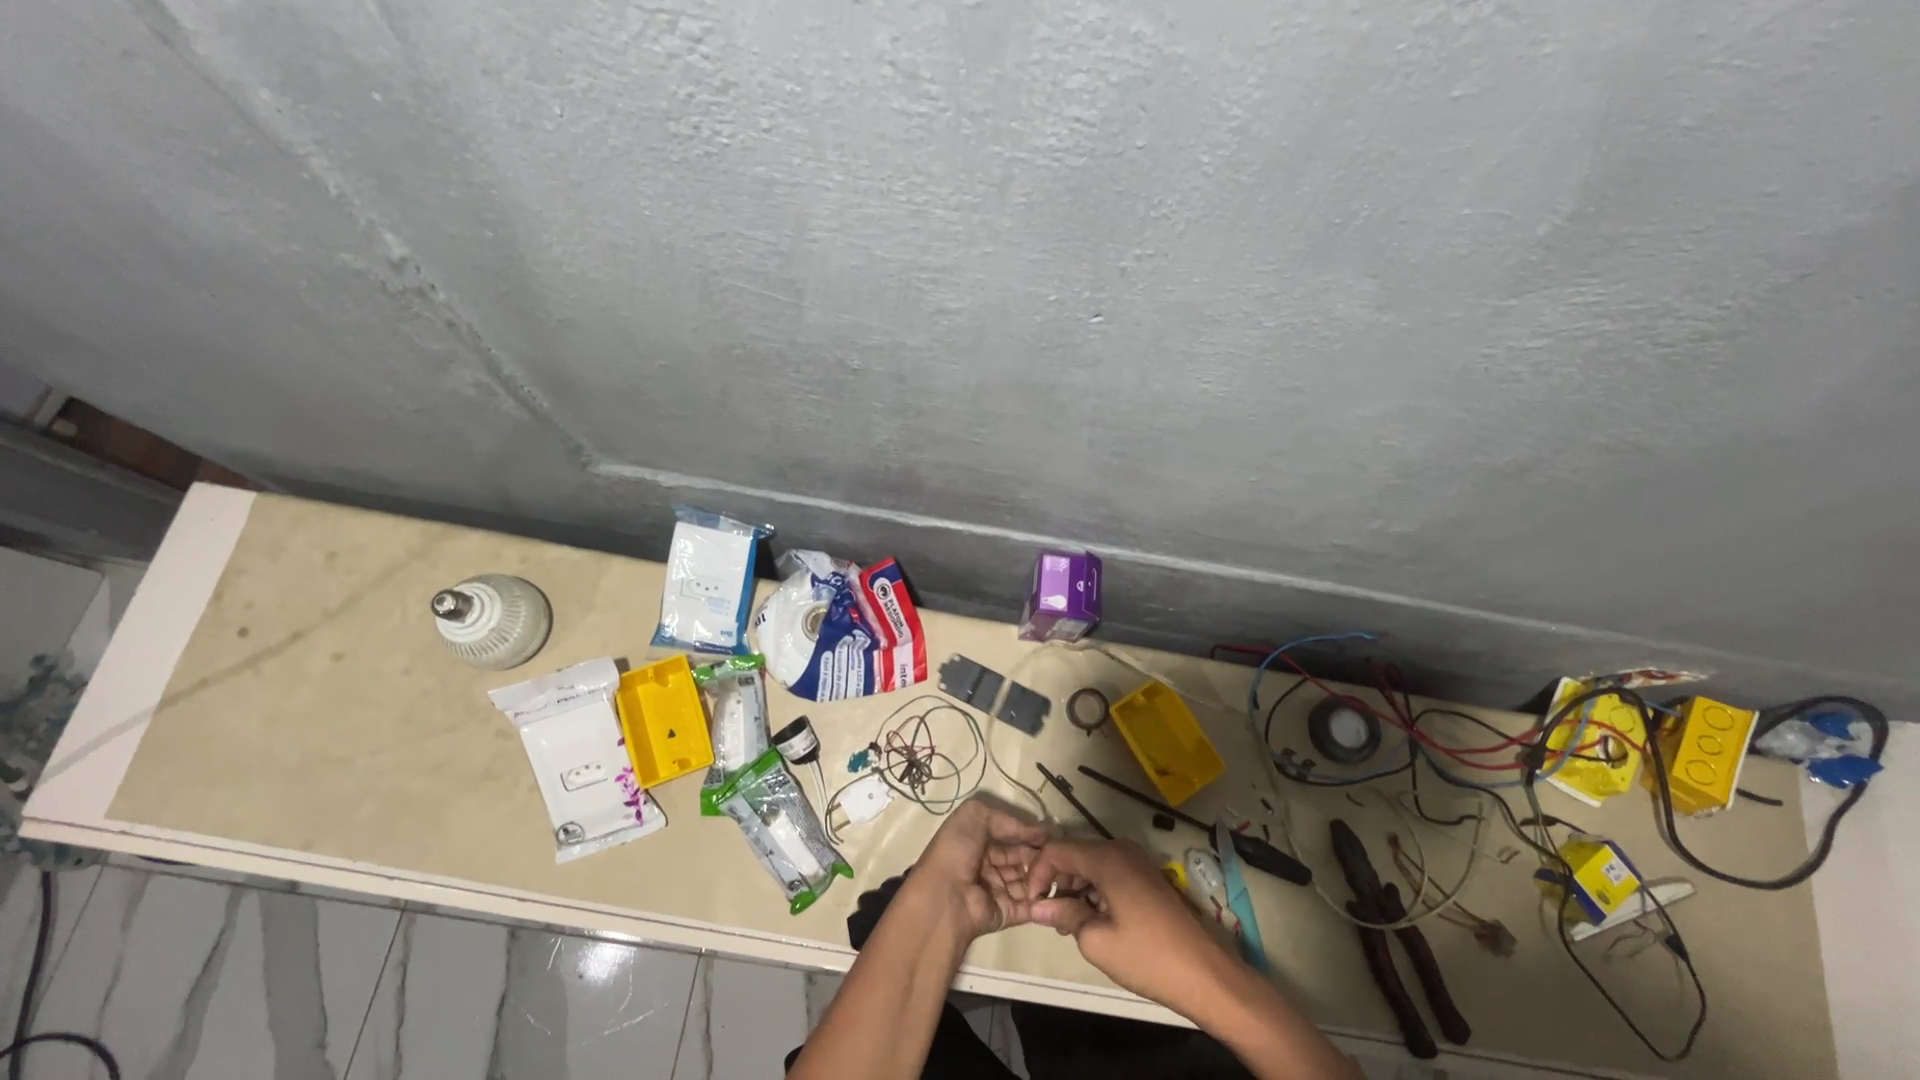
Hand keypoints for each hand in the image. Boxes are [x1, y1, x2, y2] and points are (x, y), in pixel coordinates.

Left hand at [911, 797, 1048, 938]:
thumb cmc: (957, 851)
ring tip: (1059, 871)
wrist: (946, 896)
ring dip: (1044, 875)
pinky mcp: (1007, 913)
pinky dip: (1044, 898)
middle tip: (1058, 854)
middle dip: (1039, 855)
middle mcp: (988, 866)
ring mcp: (998, 891)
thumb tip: (1038, 830)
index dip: (1028, 835)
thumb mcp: (975, 816)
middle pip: (1021, 858)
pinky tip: (1058, 890)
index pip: (1009, 837)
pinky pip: (1030, 905)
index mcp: (977, 843)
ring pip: (1029, 881)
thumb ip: (1006, 820)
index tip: (1050, 834)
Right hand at [1027, 838, 1242, 1016]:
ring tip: (1069, 924)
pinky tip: (1093, 920)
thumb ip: (1064, 915)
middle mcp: (1122, 850)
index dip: (1037, 874)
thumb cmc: (1147, 957)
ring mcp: (1138, 863)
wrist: (1205, 974)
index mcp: (1108, 858)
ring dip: (1074, 888)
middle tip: (1049, 917)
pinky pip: (1110, 874)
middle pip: (1075, 853)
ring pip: (1092, 864)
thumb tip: (1037, 906)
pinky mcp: (1148, 878)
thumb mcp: (1096, 940)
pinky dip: (1094, 891)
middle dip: (1056, 881)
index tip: (1031, 904)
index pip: (1056, 850)